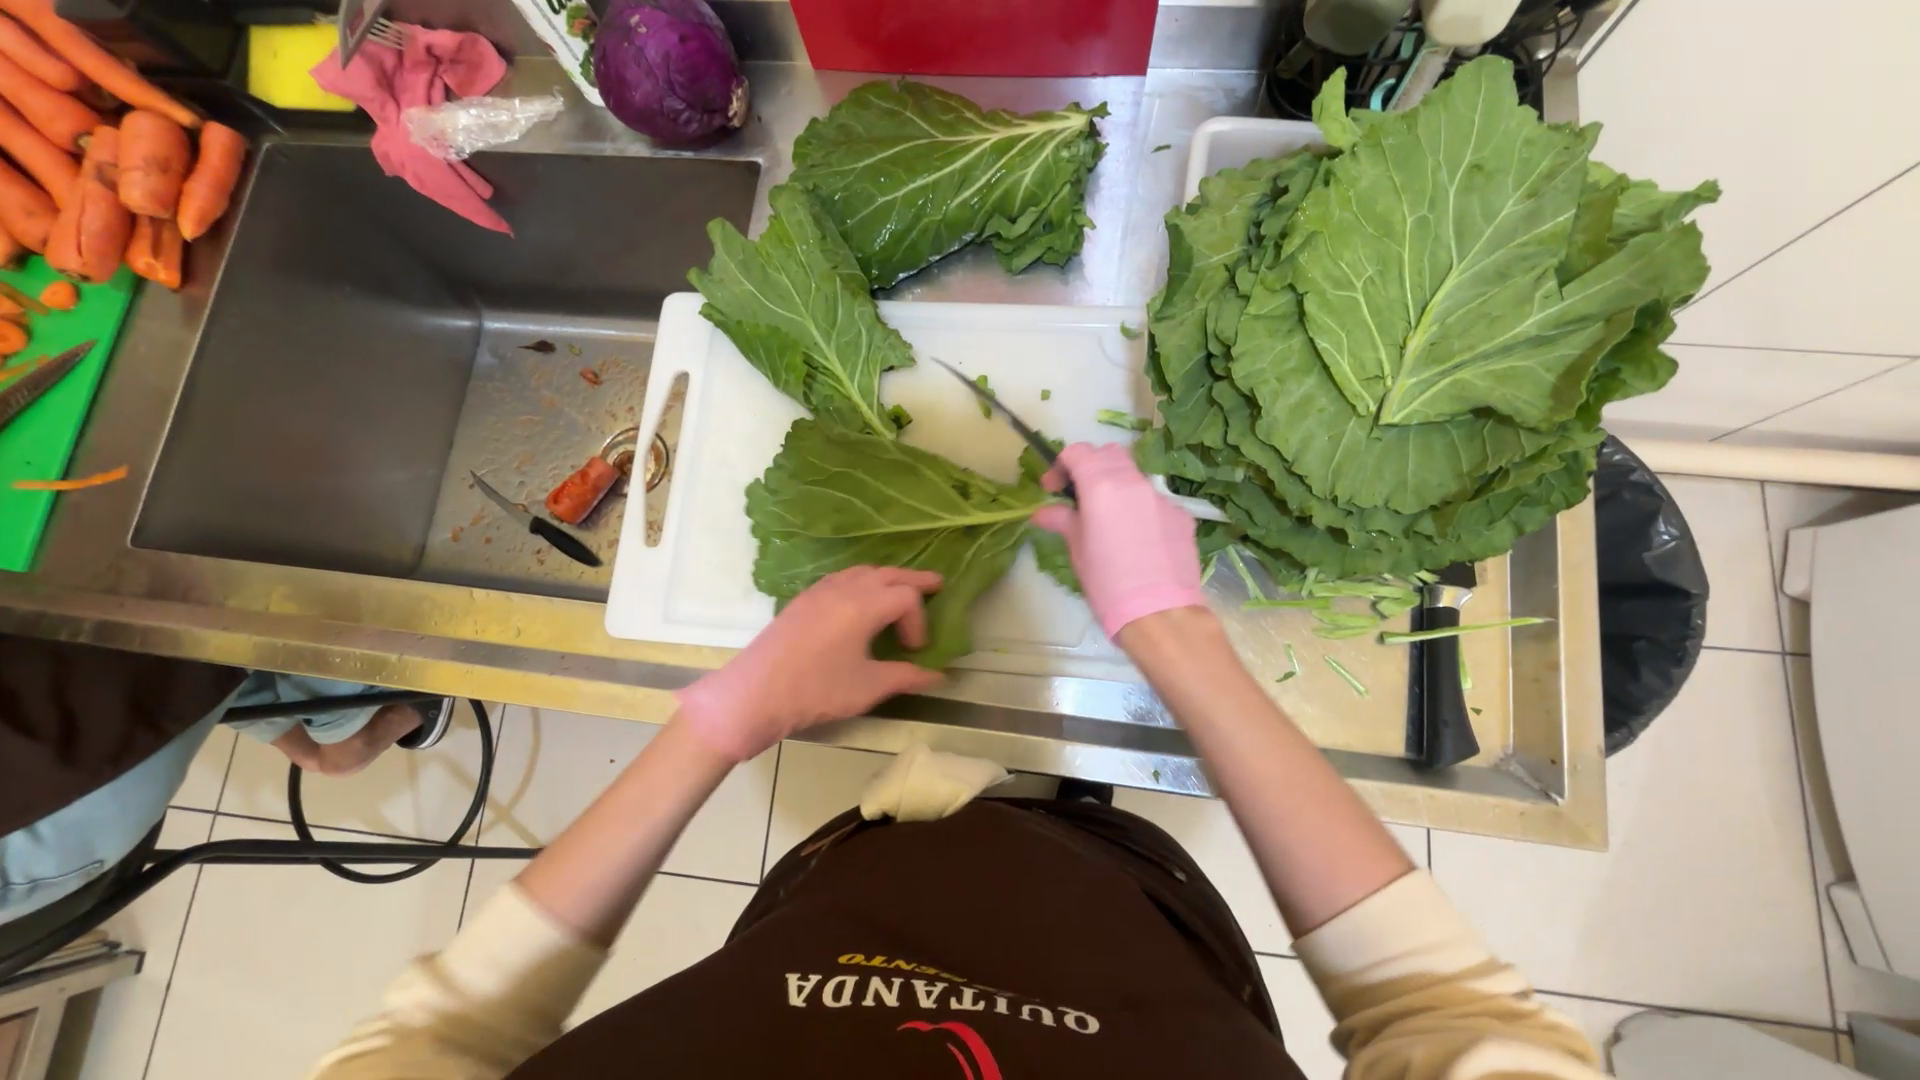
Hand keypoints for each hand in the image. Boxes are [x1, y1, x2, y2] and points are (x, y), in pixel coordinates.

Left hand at [675, 567, 945, 761]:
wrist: (755, 694)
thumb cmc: (816, 690)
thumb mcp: (868, 687)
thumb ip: (905, 676)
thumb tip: (937, 676)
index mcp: (863, 605)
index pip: (906, 597)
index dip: (919, 621)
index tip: (914, 651)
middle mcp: (843, 588)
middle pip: (887, 573)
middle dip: (913, 580)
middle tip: (936, 584)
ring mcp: (818, 591)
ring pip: (862, 572)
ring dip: (885, 578)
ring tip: (899, 591)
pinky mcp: (802, 601)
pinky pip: (841, 579)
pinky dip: (861, 582)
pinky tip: (859, 603)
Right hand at [1032, 443, 1206, 637]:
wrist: (1159, 613)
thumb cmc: (1108, 582)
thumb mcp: (1077, 550)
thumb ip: (1062, 521)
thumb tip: (1045, 512)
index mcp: (1102, 486)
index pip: (1078, 452)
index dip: (1061, 465)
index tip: (1053, 490)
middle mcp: (1134, 482)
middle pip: (1109, 454)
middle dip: (1090, 467)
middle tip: (1079, 496)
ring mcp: (1162, 498)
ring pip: (1134, 476)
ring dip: (1116, 485)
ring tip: (1108, 518)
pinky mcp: (1181, 516)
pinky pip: (1154, 501)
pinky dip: (1139, 508)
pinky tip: (1137, 539)